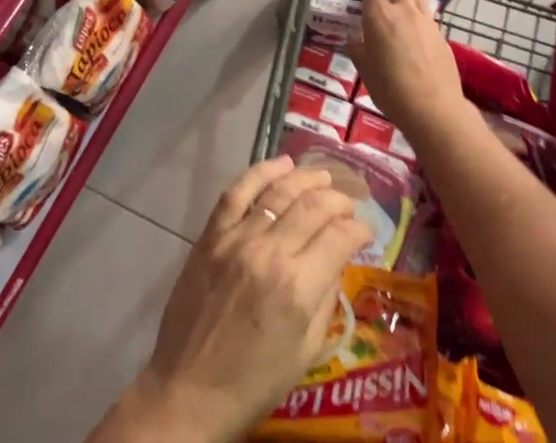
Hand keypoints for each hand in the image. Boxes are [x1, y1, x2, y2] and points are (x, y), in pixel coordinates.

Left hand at [135, 157, 371, 440]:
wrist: (189, 391)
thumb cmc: (255, 381)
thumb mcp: (307, 349)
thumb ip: (326, 297)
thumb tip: (337, 259)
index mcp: (299, 286)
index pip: (340, 236)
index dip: (360, 229)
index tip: (365, 232)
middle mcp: (270, 253)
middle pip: (314, 206)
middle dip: (339, 200)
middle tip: (349, 204)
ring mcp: (236, 240)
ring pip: (278, 192)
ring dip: (306, 178)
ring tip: (323, 176)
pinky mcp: (210, 238)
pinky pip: (236, 193)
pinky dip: (260, 173)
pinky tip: (280, 164)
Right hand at [348, 0, 469, 135]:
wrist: (433, 108)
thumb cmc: (391, 90)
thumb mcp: (365, 71)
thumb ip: (358, 49)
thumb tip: (355, 39)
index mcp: (380, 16)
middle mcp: (404, 11)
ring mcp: (426, 21)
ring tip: (396, 15)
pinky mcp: (441, 34)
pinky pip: (427, 16)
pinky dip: (417, 18)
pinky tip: (412, 37)